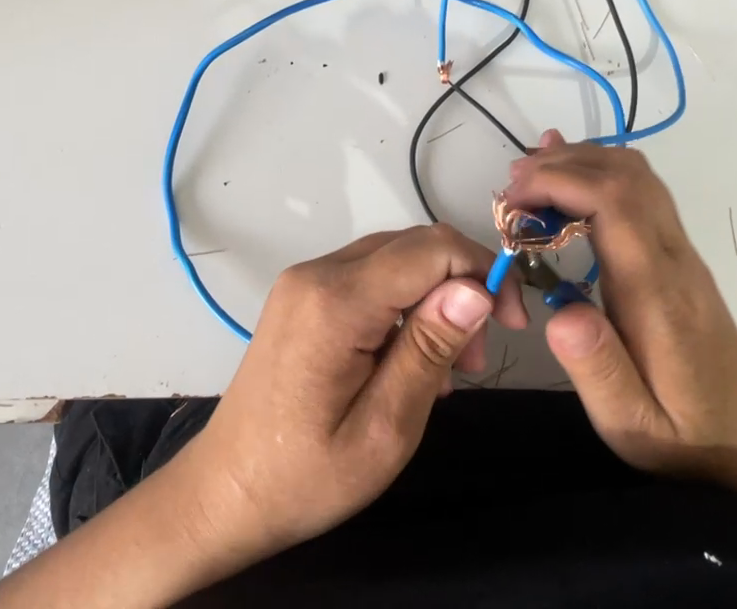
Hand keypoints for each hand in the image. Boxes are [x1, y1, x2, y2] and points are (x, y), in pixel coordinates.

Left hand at [165, 224, 527, 568]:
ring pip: (394, 259)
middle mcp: (316, 274)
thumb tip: (476, 288)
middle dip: (462, 286)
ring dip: (435, 297)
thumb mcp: (385, 427)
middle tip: (474, 359)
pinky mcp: (301, 297)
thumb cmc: (307, 476)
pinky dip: (403, 305)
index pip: (431, 248)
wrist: (226, 492)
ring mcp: (304, 282)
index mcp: (336, 302)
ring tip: (446, 370)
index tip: (510, 326)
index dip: (483, 272)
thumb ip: (430, 349)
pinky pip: (369, 278)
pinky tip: (410, 358)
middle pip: (414, 246)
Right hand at [506, 131, 736, 484]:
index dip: (559, 182)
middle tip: (509, 189)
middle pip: (625, 175)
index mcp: (656, 293)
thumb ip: (597, 369)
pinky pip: (641, 192)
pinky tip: (570, 177)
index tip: (512, 198)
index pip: (615, 203)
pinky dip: (599, 172)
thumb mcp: (632, 425)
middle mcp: (672, 258)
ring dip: (580, 163)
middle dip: (561, 165)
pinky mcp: (676, 257)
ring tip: (528, 181)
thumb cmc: (685, 436)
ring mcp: (680, 252)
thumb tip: (559, 313)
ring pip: (637, 176)